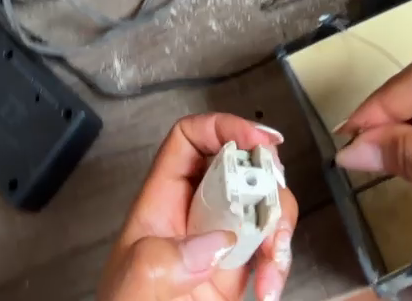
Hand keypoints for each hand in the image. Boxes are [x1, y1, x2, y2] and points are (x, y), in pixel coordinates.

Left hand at [97, 113, 297, 300]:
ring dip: (279, 226)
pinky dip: (279, 262)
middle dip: (265, 176)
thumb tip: (217, 241)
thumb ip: (161, 263)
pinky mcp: (239, 270)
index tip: (258, 140)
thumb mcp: (132, 288)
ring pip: (262, 202)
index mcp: (161, 201)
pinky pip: (270, 247)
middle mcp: (194, 212)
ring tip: (273, 262)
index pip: (189, 139)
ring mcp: (219, 240)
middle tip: (276, 204)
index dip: (222, 127)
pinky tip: (269, 289)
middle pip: (237, 163)